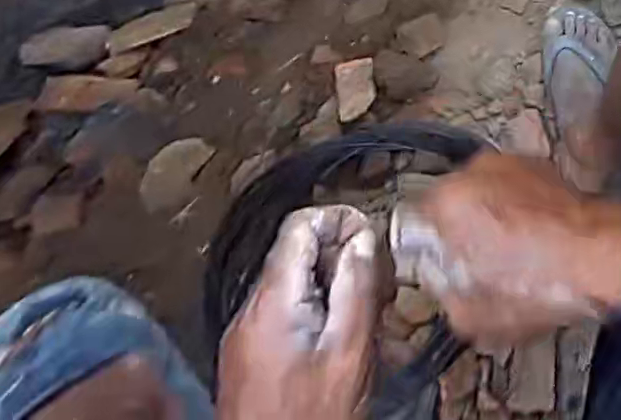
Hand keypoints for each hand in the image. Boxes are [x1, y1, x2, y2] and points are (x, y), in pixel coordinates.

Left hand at [217, 205, 382, 419]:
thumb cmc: (312, 417)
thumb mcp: (348, 347)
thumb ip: (356, 284)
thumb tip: (363, 237)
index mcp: (272, 302)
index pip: (300, 224)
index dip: (339, 220)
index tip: (369, 241)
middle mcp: (250, 311)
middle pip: (297, 250)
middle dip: (341, 254)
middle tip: (375, 281)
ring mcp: (245, 335)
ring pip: (294, 278)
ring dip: (333, 281)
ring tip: (364, 310)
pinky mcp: (248, 355)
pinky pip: (286, 307)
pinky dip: (317, 306)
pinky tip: (340, 334)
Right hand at [391, 152, 620, 347]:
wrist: (595, 253)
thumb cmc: (535, 281)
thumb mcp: (468, 314)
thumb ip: (442, 288)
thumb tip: (443, 279)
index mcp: (448, 199)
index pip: (415, 216)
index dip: (427, 243)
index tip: (439, 260)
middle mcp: (476, 168)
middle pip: (452, 197)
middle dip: (459, 222)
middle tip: (474, 256)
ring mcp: (511, 160)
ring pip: (484, 188)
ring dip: (489, 209)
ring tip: (509, 244)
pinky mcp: (540, 163)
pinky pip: (514, 183)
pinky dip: (517, 201)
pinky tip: (531, 231)